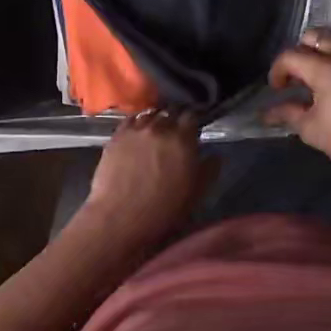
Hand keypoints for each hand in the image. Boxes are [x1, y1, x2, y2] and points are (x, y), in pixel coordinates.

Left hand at [80, 110, 207, 243]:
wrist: (120, 217)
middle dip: (175, 118)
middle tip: (175, 130)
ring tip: (156, 129)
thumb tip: (214, 155)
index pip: (192, 116)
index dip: (193, 120)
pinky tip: (137, 131)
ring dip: (156, 119)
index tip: (194, 128)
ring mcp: (136, 130)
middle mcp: (159, 128)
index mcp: (183, 140)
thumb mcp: (197, 193)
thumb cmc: (164, 211)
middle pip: (170, 112)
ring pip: (149, 114)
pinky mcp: (116, 136)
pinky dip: (137, 122)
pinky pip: (130, 120)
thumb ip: (209, 169)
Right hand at [263, 28, 330, 184]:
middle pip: (316, 36)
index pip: (291, 55)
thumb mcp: (312, 130)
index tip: (278, 89)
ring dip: (325, 52)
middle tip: (300, 78)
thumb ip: (287, 113)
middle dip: (301, 53)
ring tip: (323, 77)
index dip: (278, 70)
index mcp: (328, 70)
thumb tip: (266, 112)